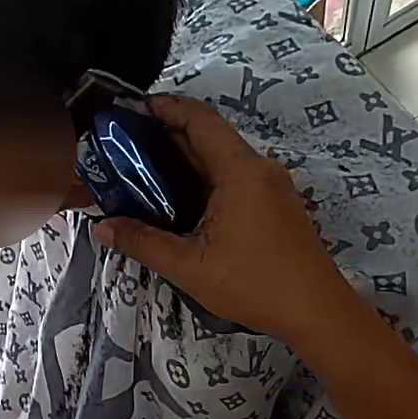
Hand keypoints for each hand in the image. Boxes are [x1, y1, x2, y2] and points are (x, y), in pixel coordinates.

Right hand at [92, 96, 361, 343]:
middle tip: (127, 146)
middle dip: (168, 136)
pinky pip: (236, 179)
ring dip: (187, 161)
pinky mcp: (277, 205)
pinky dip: (206, 181)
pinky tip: (182, 201)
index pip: (200, 120)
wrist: (316, 310)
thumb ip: (143, 242)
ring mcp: (273, 187)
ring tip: (146, 173)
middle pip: (211, 137)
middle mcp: (260, 169)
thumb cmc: (254, 284)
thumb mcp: (190, 266)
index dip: (166, 108)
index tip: (134, 110)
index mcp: (241, 171)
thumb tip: (101, 228)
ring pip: (223, 160)